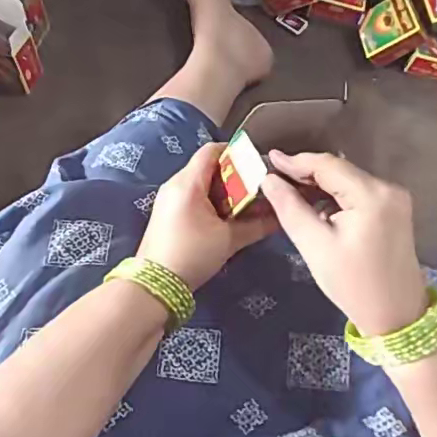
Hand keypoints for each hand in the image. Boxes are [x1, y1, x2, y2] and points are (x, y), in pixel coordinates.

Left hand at [137, 142, 277, 288]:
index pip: (211, 151)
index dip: (235, 153)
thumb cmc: (192, 255)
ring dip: (223, 192)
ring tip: (244, 208)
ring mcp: (168, 199)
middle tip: (256, 191)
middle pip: (207, 167)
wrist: (155, 285)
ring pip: (200, 184)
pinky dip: (209, 202)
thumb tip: (281, 217)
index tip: (256, 167)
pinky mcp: (166, 213)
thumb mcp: (229, 240)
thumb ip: (257, 225)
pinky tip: (224, 219)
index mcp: (188, 183)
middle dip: (233, 177)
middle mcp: (175, 184)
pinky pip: (191, 197)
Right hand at [261, 151, 426, 335]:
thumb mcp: (314, 246)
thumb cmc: (352, 284)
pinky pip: (358, 192)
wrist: (396, 316)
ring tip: (288, 191)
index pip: (327, 165)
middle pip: (339, 170)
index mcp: (372, 195)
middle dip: (306, 172)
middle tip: (273, 177)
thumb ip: (290, 207)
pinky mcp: (394, 210)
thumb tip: (269, 179)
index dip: (295, 161)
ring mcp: (395, 198)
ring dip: (319, 184)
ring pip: (347, 180)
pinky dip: (335, 195)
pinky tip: (315, 205)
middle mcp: (388, 188)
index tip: (268, 159)